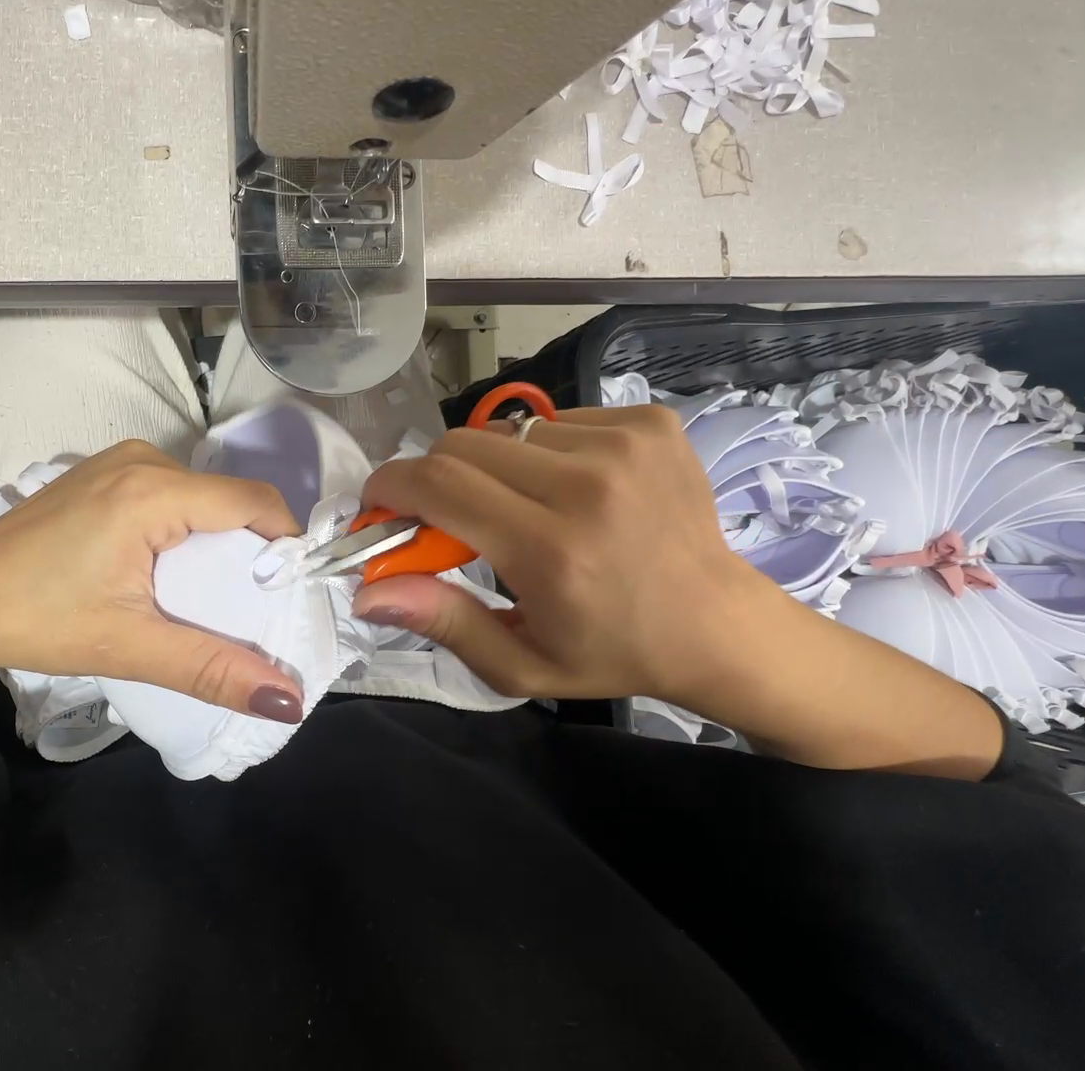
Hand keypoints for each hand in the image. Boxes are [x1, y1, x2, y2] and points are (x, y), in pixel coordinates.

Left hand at [0, 441, 308, 721]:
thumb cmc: (36, 620)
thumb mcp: (129, 646)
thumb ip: (212, 668)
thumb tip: (290, 700)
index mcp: (152, 491)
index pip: (254, 501)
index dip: (286, 546)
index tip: (292, 596)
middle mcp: (141, 460)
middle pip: (228, 499)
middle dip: (250, 551)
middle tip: (252, 609)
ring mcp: (116, 462)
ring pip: (199, 497)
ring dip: (214, 543)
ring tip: (209, 599)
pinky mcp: (100, 475)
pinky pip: (167, 494)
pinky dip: (183, 531)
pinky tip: (166, 574)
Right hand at [350, 405, 784, 703]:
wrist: (718, 626)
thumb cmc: (610, 653)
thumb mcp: (518, 663)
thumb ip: (441, 621)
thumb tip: (366, 592)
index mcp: (551, 549)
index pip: (438, 484)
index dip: (391, 485)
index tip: (379, 504)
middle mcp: (587, 483)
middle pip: (460, 445)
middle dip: (433, 477)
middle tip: (446, 515)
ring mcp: (624, 443)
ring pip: (505, 430)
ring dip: (492, 467)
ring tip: (521, 507)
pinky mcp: (648, 423)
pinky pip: (554, 420)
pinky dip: (540, 452)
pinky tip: (569, 490)